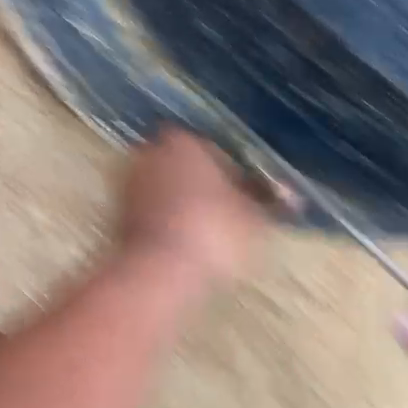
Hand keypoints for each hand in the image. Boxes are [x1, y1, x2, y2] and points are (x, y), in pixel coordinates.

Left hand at [115, 126, 273, 283]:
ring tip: (208, 230)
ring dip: (183, 199)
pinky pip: (150, 204)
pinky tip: (183, 238)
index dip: (235, 172)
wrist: (158, 267)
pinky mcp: (116, 204)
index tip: (249, 195)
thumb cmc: (213, 232)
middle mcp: (150, 148)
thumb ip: (270, 200)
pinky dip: (165, 215)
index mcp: (183, 139)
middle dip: (205, 182)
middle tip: (229, 212)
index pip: (215, 148)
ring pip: (166, 183)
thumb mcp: (256, 217)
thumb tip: (291, 195)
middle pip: (186, 162)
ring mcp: (129, 174)